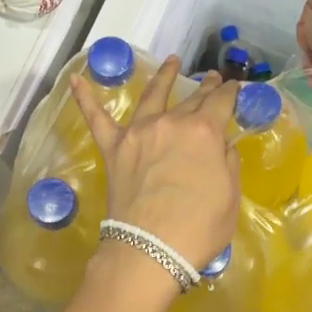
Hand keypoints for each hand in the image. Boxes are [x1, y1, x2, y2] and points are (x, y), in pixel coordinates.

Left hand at [71, 57, 240, 271]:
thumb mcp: (230, 195)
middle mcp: (171, 122)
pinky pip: (96, 119)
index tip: (235, 87)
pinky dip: (85, 98)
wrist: (150, 249)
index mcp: (205, 132)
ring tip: (172, 62)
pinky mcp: (114, 149)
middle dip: (205, 87)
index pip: (221, 103)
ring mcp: (139, 133)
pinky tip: (76, 78)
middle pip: (191, 99)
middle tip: (213, 78)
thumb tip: (220, 144)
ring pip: (151, 96)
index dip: (230, 94)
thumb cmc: (199, 228)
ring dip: (163, 77)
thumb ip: (227, 162)